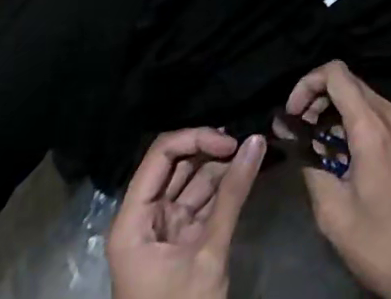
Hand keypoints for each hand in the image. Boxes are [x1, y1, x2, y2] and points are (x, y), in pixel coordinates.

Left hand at [108, 128, 265, 298]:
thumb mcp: (209, 252)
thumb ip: (233, 195)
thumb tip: (256, 140)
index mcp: (134, 220)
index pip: (161, 156)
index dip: (195, 139)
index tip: (230, 143)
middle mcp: (145, 217)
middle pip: (177, 165)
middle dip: (212, 151)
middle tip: (248, 144)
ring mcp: (165, 228)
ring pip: (194, 181)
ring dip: (223, 168)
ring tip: (253, 154)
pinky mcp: (184, 239)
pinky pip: (204, 201)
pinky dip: (225, 188)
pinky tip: (248, 173)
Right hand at [279, 62, 390, 298]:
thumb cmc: (378, 240)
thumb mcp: (333, 209)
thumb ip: (310, 164)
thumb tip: (291, 135)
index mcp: (371, 125)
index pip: (337, 73)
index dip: (307, 84)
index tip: (290, 116)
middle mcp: (389, 114)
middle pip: (348, 81)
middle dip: (316, 97)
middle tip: (295, 131)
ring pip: (360, 97)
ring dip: (331, 111)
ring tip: (310, 145)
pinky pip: (371, 114)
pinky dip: (348, 122)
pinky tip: (334, 154)